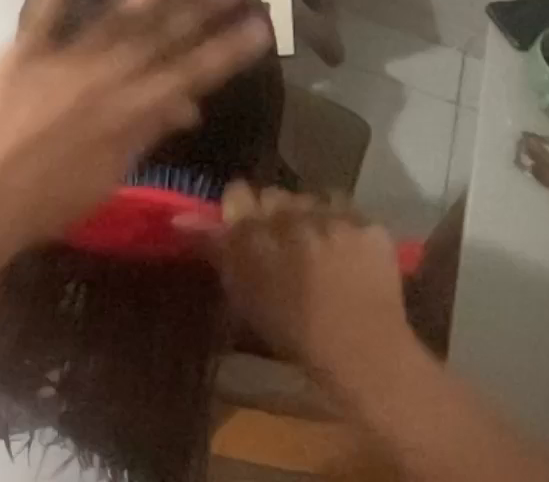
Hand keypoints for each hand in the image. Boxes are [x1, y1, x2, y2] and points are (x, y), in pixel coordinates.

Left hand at [0, 0, 273, 260]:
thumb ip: (148, 133)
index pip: (191, 75)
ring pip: (114, 17)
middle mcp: (105, 80)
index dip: (228, 50)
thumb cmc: (49, 200)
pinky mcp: (23, 52)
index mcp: (131, 114)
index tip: (259, 24)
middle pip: (161, 37)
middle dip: (199, 5)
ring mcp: (63, 62)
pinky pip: (44, 12)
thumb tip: (188, 106)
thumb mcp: (109, 176)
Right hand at [213, 183, 414, 382]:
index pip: (238, 193)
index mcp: (256, 233)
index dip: (241, 207)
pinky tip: (347, 252)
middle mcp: (292, 215)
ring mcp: (333, 217)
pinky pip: (348, 212)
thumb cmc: (293, 333)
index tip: (247, 226)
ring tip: (320, 248)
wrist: (362, 354)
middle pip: (276, 195)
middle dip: (277, 214)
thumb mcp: (244, 294)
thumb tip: (180, 218)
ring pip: (312, 200)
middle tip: (285, 244)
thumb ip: (216, 249)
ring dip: (311, 218)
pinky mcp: (368, 224)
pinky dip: (345, 227)